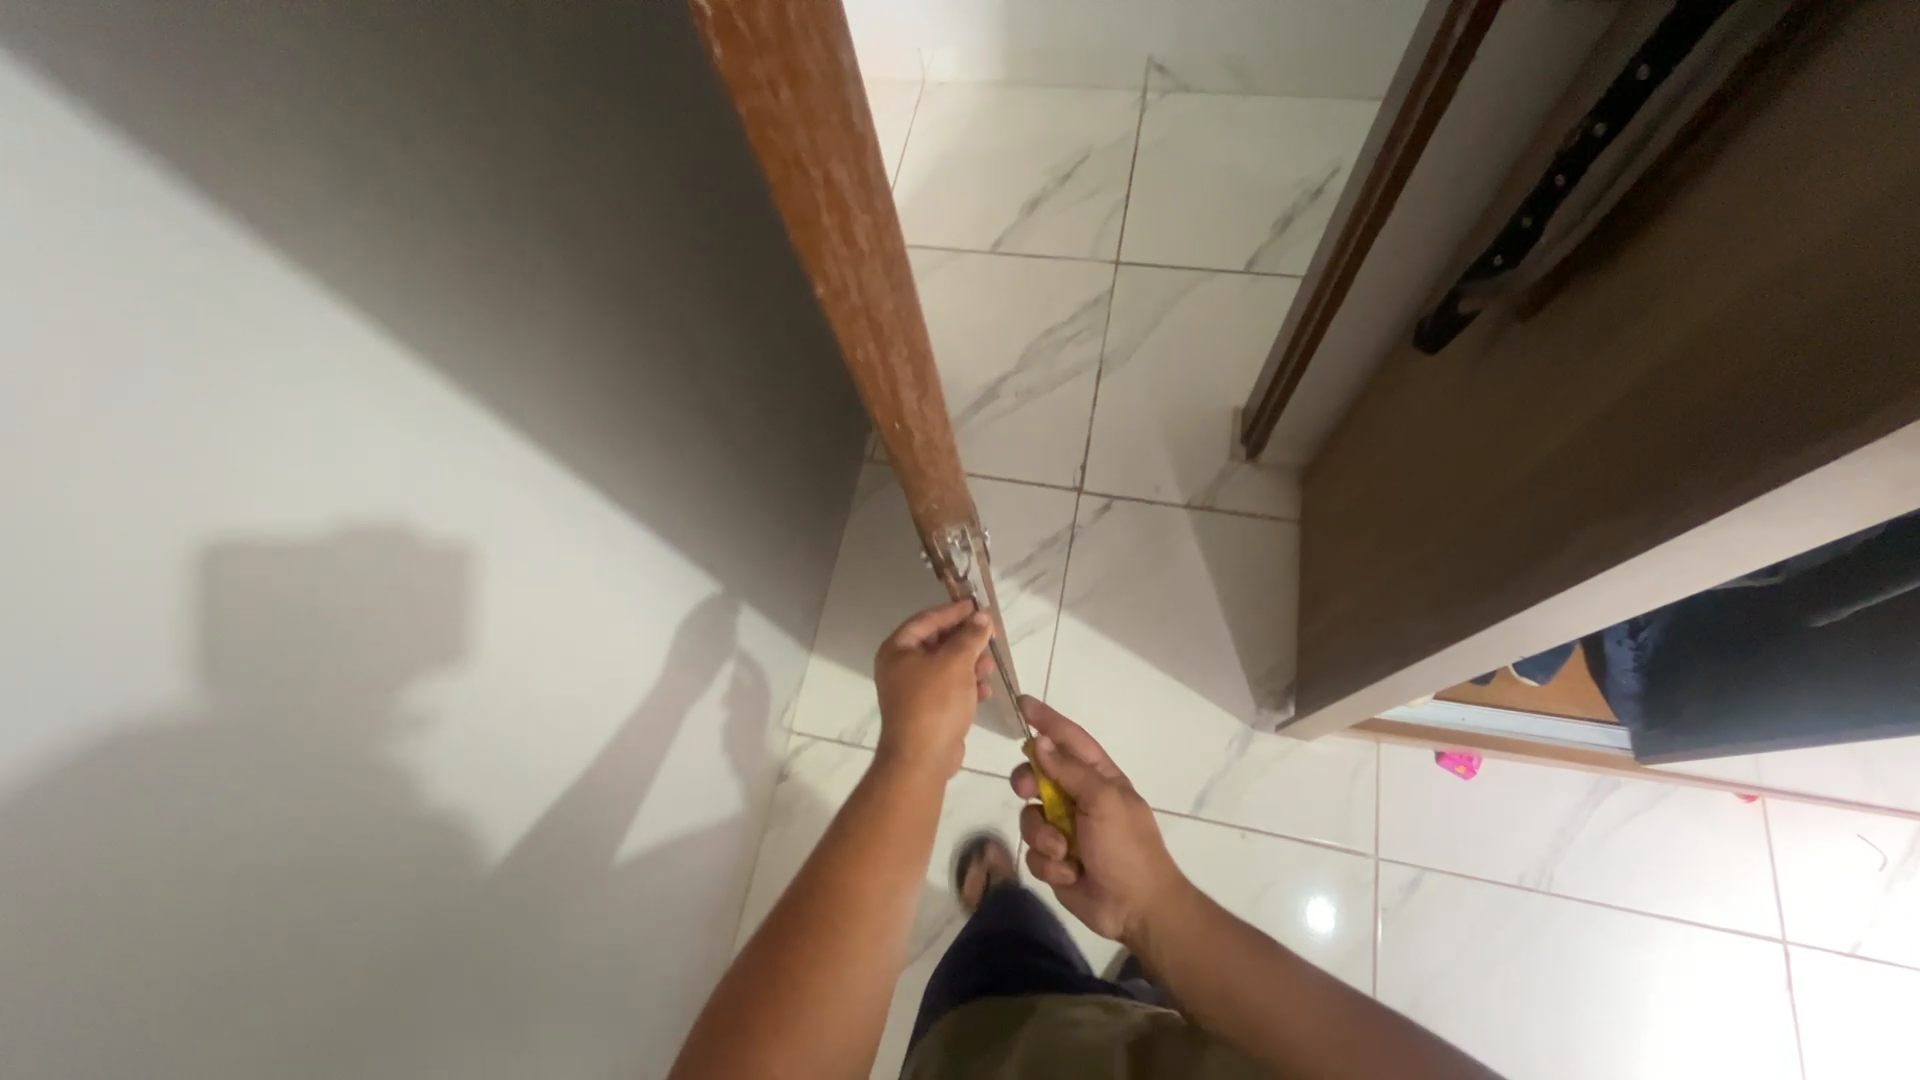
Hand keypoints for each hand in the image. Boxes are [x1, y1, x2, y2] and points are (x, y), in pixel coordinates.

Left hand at [873, 600, 995, 778]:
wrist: (922, 758)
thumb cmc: (935, 702)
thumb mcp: (956, 662)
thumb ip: (971, 636)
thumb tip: (982, 618)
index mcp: (897, 649)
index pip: (927, 620)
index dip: (953, 611)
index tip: (978, 607)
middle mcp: (900, 667)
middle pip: (937, 643)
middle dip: (965, 641)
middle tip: (990, 637)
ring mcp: (912, 691)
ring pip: (946, 667)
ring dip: (969, 664)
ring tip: (989, 668)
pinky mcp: (927, 711)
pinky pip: (949, 689)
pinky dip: (966, 687)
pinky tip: (984, 691)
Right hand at [1011, 696, 1188, 945]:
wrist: (1136, 908)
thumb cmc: (1127, 847)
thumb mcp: (1103, 801)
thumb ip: (1069, 770)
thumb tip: (1039, 742)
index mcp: (1098, 777)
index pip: (1069, 739)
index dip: (1047, 721)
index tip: (1023, 703)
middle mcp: (1078, 798)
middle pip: (1037, 775)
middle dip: (1028, 781)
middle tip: (1028, 791)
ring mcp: (1065, 829)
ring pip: (1030, 816)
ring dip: (1044, 835)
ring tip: (1065, 851)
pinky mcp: (1054, 859)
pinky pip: (1034, 851)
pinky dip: (1049, 863)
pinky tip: (1070, 872)